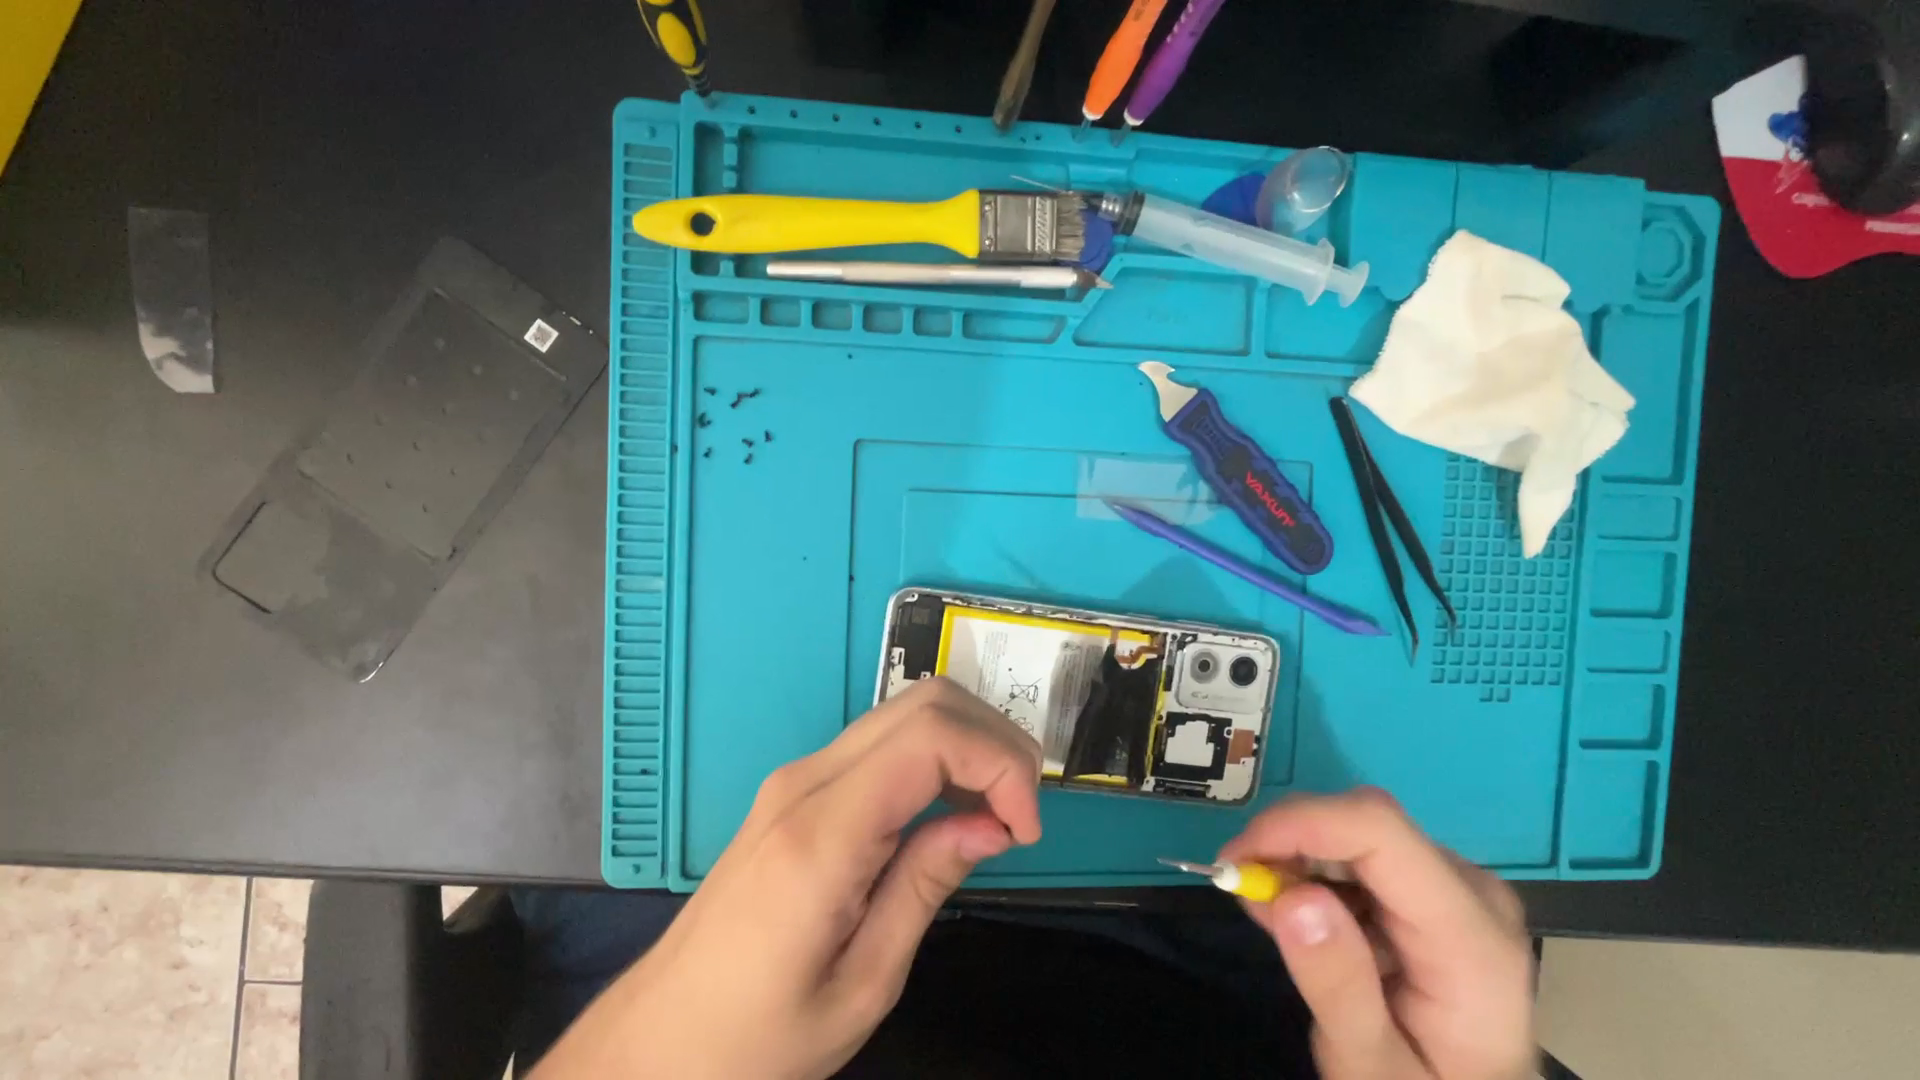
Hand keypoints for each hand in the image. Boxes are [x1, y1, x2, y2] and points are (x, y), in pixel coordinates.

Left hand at [532, 678, 1043, 1079]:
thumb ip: (927, 885)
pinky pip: (881, 743)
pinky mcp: (795, 790)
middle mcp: (806, 781)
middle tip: (1022, 813)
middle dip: (994, 741)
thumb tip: (992, 823)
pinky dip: (935, 757)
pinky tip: (951, 811)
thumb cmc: (759, 1036)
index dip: (999, 764)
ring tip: (996, 814)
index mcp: (822, 832)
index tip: (1025, 831)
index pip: (930, 737)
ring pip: (905, 712)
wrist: (659, 1040)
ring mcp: (796, 779)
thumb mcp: (864, 983)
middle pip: (923, 703)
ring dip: (967, 744)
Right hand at [1220, 788, 1534, 1079]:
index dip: (1299, 824)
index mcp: (1470, 939)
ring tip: (1270, 917)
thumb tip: (1293, 898)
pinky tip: (1300, 918)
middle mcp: (1471, 892)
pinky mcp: (1435, 886)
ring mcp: (1456, 885)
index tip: (1236, 861)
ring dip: (1296, 860)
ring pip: (1355, 831)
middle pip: (1364, 825)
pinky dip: (1314, 872)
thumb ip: (1338, 989)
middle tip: (1241, 894)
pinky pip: (1361, 851)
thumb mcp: (1371, 1069)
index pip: (1381, 833)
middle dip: (1288, 845)